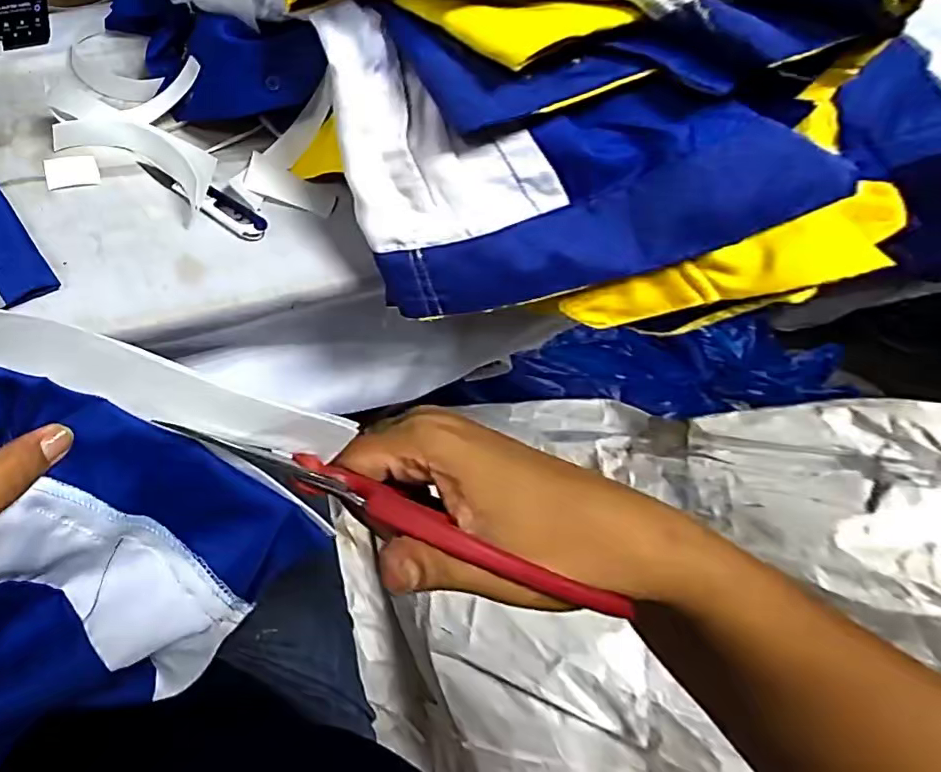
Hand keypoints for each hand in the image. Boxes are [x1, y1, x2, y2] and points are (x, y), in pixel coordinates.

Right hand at [335, 407, 734, 610]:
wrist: (643, 544)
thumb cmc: (564, 548)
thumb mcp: (487, 564)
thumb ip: (423, 562)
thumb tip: (381, 572)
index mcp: (426, 437)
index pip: (351, 462)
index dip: (350, 502)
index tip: (375, 540)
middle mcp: (429, 421)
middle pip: (368, 462)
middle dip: (381, 506)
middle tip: (422, 544)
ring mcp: (448, 428)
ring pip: (390, 465)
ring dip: (403, 504)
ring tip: (446, 536)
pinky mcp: (463, 442)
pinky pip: (413, 463)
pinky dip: (420, 495)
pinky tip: (455, 521)